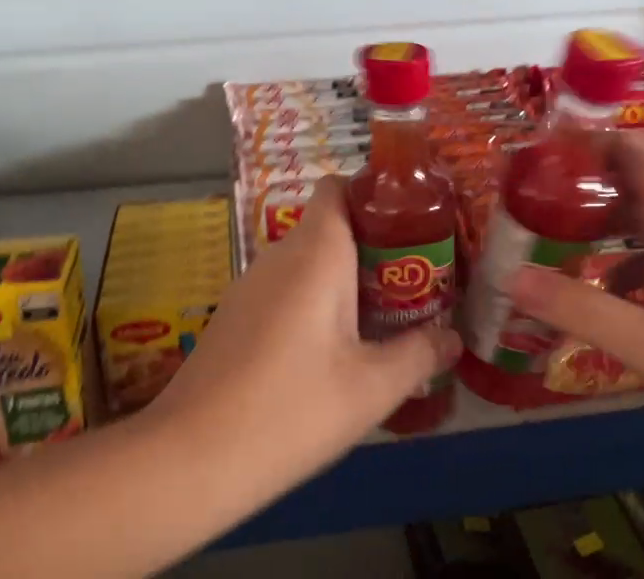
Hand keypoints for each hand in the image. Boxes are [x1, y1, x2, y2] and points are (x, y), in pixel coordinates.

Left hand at [147, 177, 461, 481]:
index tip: (415, 227)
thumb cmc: (291, 410)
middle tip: (417, 287)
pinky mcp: (235, 317)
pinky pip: (286, 292)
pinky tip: (335, 354)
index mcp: (314, 252)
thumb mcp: (371, 388)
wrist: (192, 456)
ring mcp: (250, 286)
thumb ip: (418, 353)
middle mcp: (279, 256)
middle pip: (331, 227)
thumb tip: (452, 337)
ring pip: (308, 264)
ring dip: (347, 282)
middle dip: (376, 249)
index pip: (339, 187)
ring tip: (387, 321)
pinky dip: (316, 305)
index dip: (376, 195)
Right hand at [507, 133, 643, 456]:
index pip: (630, 151)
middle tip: (528, 206)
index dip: (583, 143)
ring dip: (601, 226)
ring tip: (552, 245)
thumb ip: (578, 308)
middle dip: (580, 189)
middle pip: (633, 183)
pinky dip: (628, 258)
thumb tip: (510, 278)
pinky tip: (604, 294)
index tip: (535, 156)